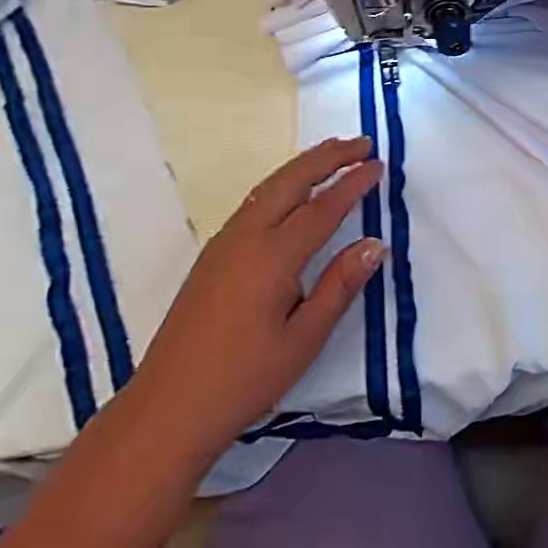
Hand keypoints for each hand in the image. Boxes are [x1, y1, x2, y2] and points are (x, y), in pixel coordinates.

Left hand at [127, 137, 384, 452]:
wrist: (170, 403)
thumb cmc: (244, 379)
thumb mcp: (303, 339)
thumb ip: (339, 286)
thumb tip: (374, 244)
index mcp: (272, 256)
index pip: (322, 208)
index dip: (352, 184)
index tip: (378, 164)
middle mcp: (246, 236)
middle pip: (291, 181)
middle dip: (327, 157)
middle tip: (361, 143)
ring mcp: (224, 241)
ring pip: (268, 187)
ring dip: (302, 166)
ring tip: (332, 153)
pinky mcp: (212, 253)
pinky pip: (253, 202)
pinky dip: (281, 183)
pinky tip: (291, 191)